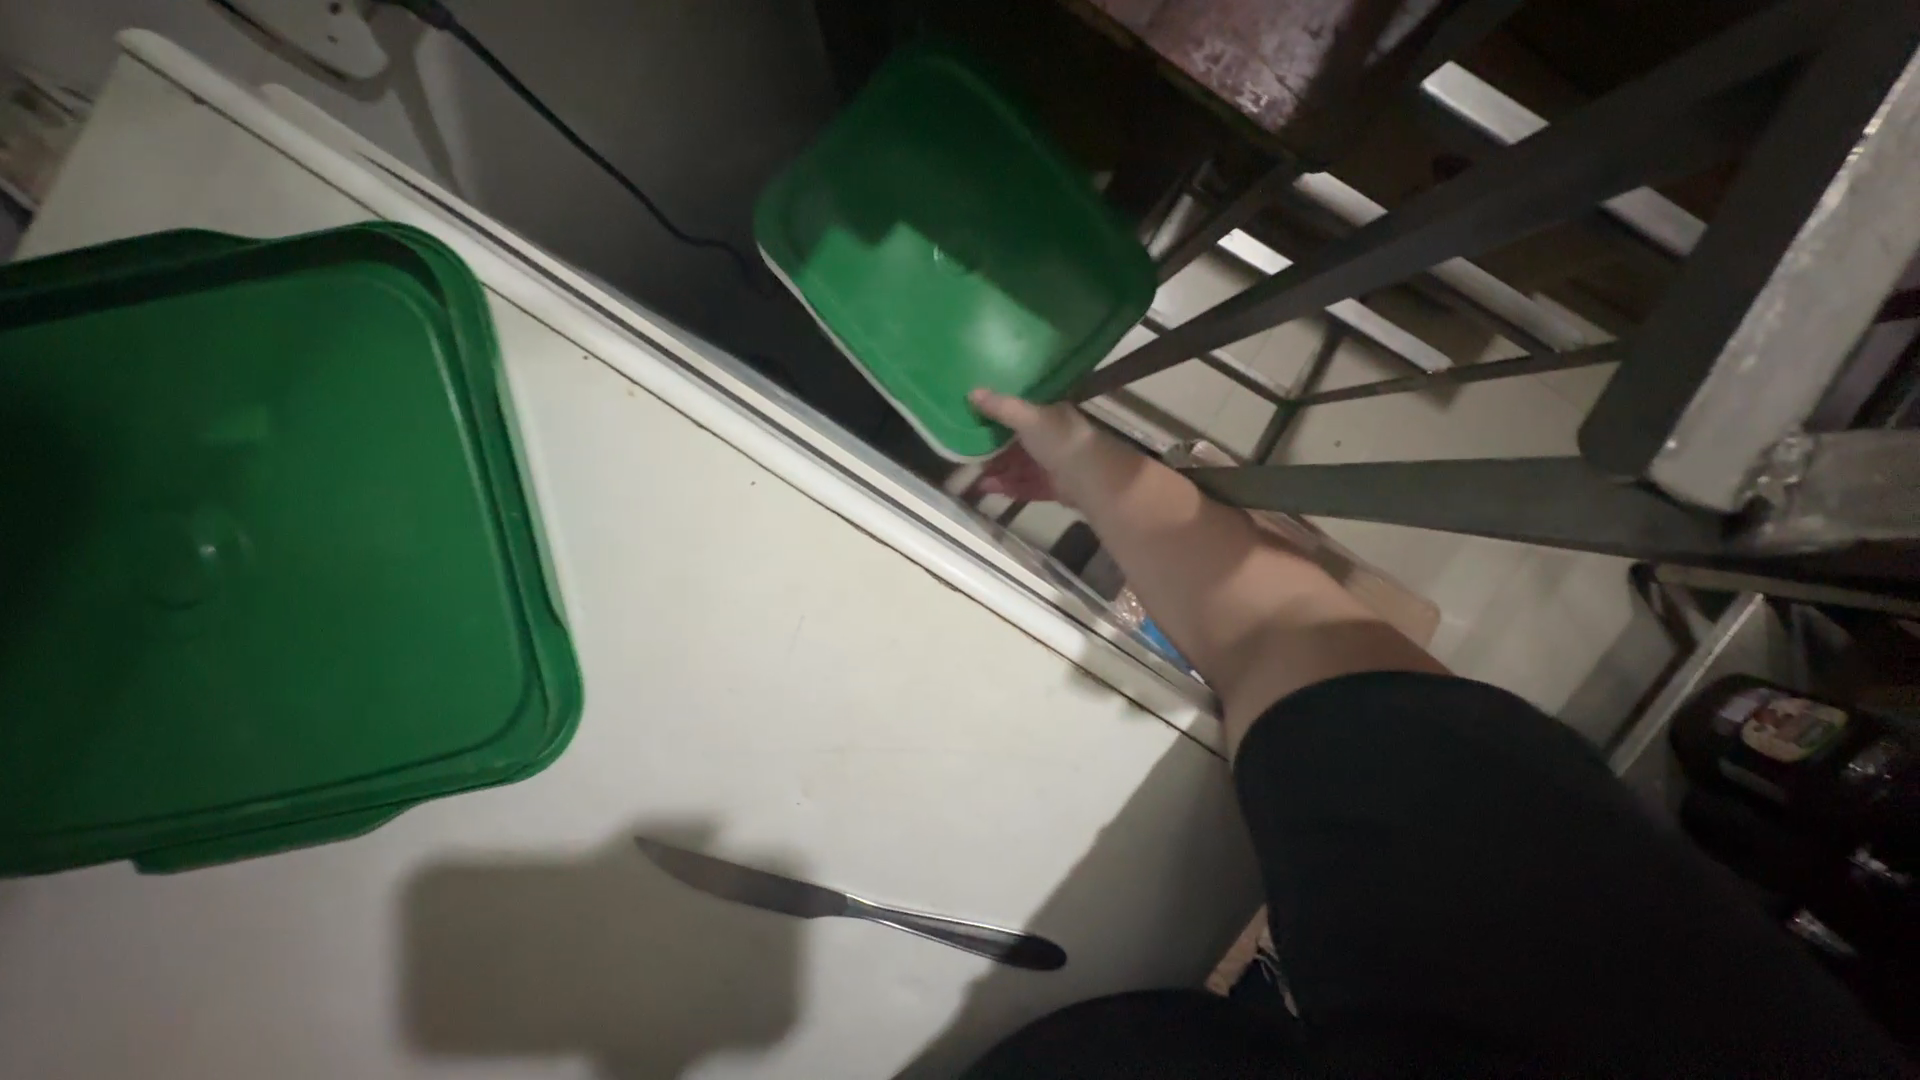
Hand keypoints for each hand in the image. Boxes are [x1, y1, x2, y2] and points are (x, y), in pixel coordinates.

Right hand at [967, 388, 1099, 504]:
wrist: (1089, 476)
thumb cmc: (1059, 439)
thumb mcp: (1027, 417)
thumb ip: (1000, 407)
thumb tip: (971, 392)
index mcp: (1050, 415)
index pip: (1021, 412)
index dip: (998, 415)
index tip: (975, 418)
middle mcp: (1052, 438)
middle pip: (1017, 442)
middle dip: (994, 448)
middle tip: (968, 450)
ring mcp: (1053, 464)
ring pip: (1020, 466)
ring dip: (998, 470)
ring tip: (974, 474)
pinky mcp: (1052, 487)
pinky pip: (1025, 486)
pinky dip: (1007, 487)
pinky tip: (987, 488)